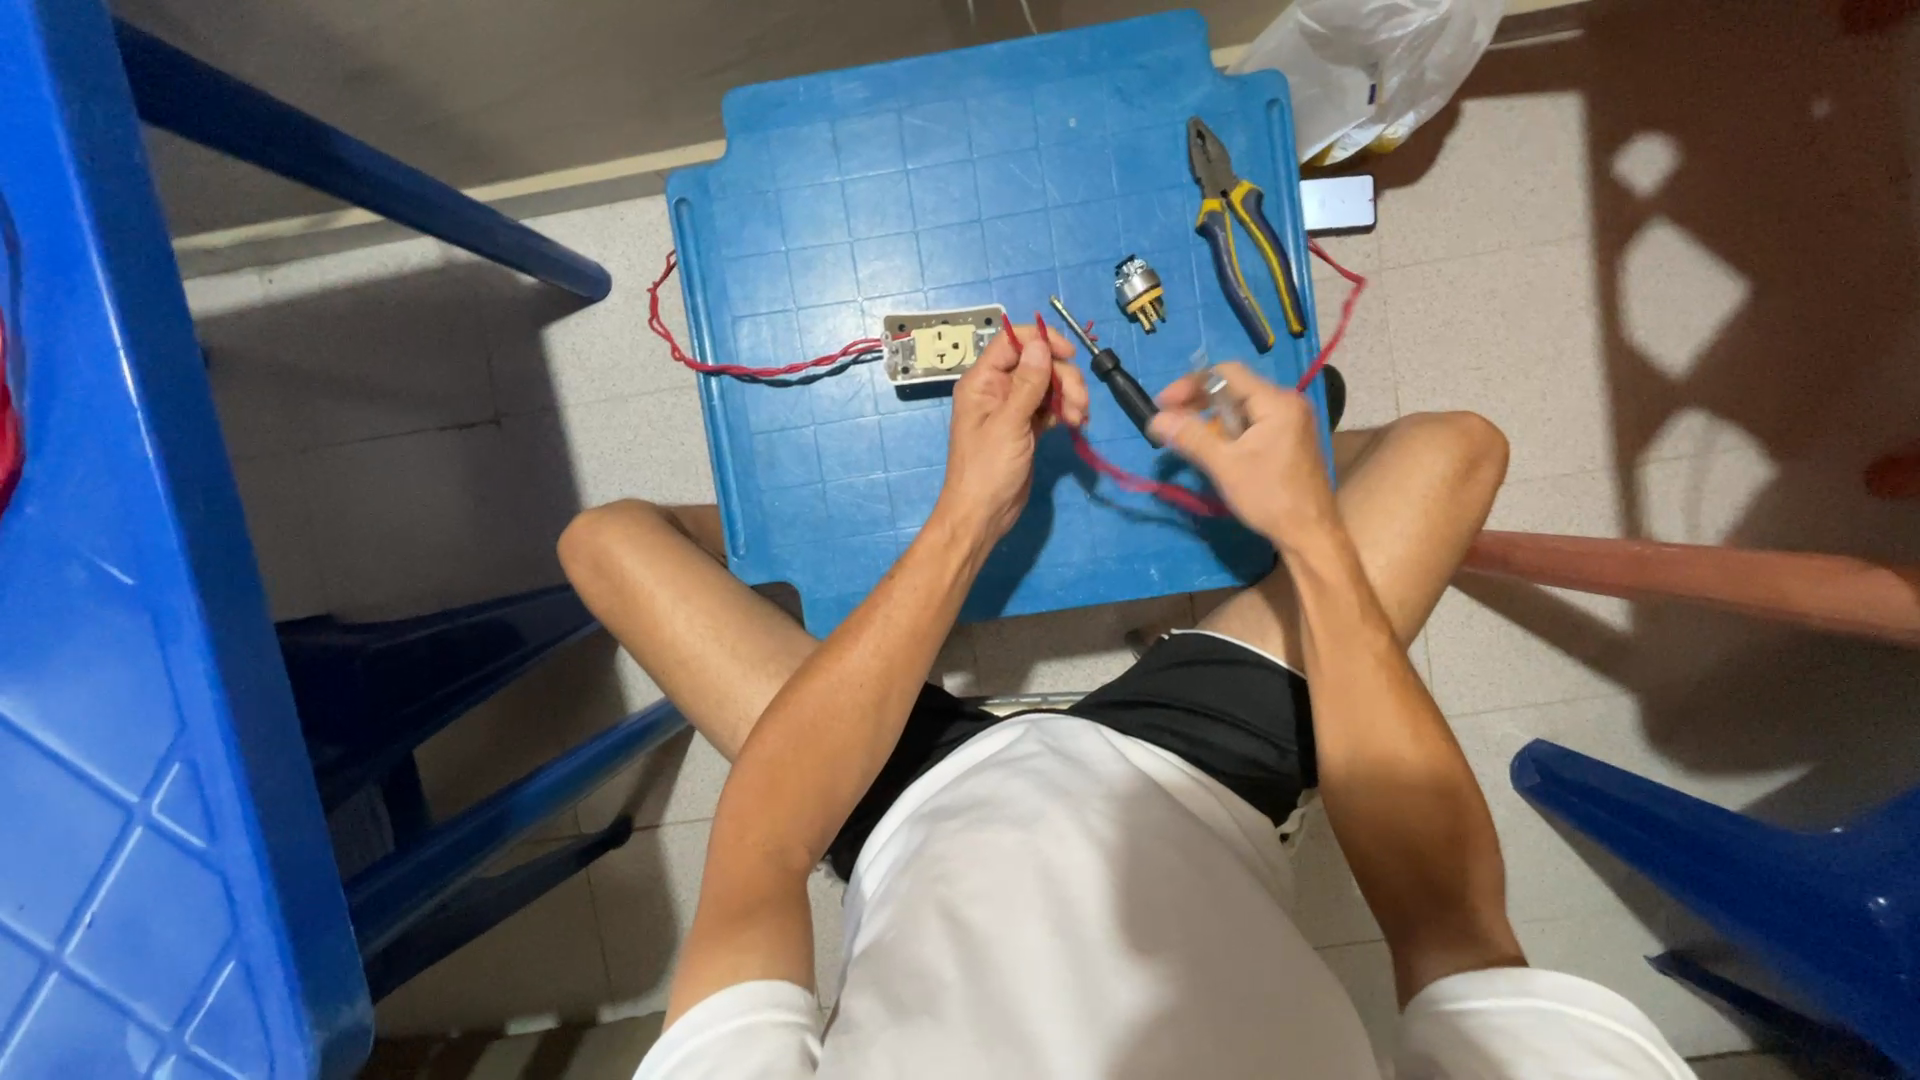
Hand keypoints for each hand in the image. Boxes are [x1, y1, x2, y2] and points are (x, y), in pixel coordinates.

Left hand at [933, 322, 1089, 545]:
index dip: (1042, 341)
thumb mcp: (1009, 423)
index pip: (1012, 342)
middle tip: (1079, 404)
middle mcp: (996, 390)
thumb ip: (1027, 383)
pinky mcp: (1026, 427)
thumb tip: (1041, 344)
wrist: (983, 514)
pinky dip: (1065, 411)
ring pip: (1048, 385)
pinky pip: (1050, 407)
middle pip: (1037, 364)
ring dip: (1069, 396)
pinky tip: (1076, 423)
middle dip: (1063, 378)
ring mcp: (1012, 409)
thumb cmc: (987, 469)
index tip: (1070, 354)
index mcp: (982, 382)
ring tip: (1078, 419)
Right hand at [1147, 363, 1337, 551]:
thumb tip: (1155, 419)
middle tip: (1168, 421)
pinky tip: (1212, 448)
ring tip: (1185, 437)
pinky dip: (1227, 431)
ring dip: (1210, 419)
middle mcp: (1286, 403)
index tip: (1162, 404)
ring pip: (1240, 407)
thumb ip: (1190, 437)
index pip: (1226, 373)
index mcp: (1275, 402)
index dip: (1190, 384)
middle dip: (1198, 402)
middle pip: (1233, 388)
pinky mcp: (1287, 438)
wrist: (1309, 533)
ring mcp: (1289, 421)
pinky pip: (1250, 423)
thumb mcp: (1225, 466)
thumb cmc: (1269, 497)